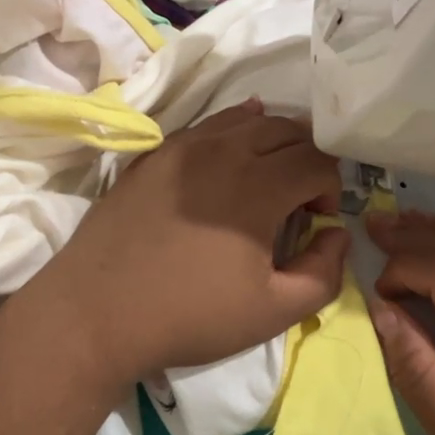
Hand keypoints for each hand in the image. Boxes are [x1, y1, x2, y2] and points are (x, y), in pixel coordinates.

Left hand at [35, 101, 349, 382]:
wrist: (98, 310)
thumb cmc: (190, 315)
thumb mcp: (273, 312)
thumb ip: (323, 273)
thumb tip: (335, 233)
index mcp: (258, 185)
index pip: (317, 159)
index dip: (331, 186)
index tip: (317, 218)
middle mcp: (223, 150)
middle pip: (284, 129)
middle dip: (305, 156)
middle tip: (298, 195)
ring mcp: (182, 146)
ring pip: (243, 119)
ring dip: (268, 138)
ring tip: (267, 171)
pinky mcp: (153, 153)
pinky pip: (203, 126)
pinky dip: (228, 129)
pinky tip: (229, 146)